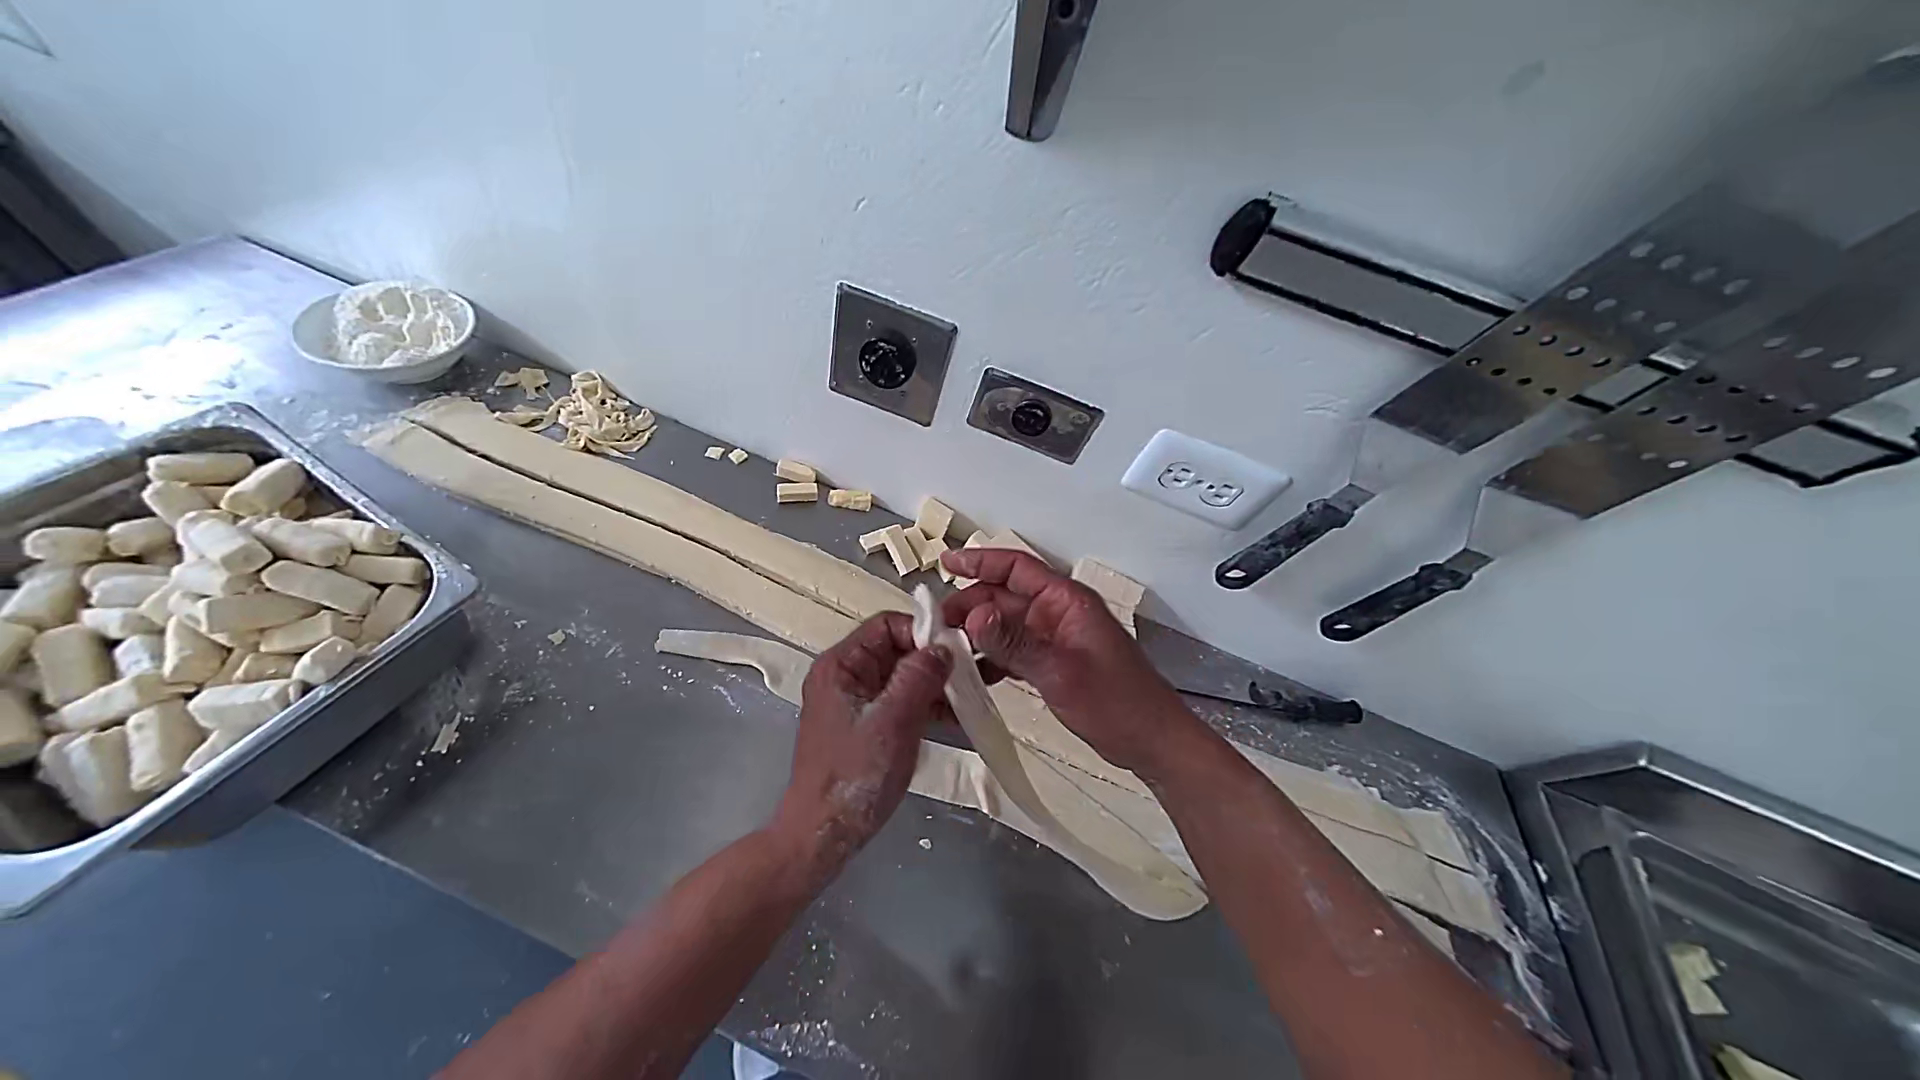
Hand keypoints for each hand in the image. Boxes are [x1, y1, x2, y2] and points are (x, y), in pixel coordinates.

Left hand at [770, 613, 952, 882]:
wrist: (824, 834)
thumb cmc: (855, 773)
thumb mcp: (893, 720)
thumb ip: (919, 677)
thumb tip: (945, 647)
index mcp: (841, 665)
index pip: (886, 626)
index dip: (923, 632)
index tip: (957, 650)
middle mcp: (846, 676)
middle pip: (897, 650)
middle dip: (935, 660)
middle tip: (972, 674)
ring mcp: (857, 703)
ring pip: (903, 678)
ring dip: (936, 685)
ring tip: (971, 697)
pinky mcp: (867, 726)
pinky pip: (902, 703)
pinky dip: (927, 706)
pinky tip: (957, 718)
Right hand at [939, 549, 1206, 780]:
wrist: (1151, 742)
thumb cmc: (1117, 702)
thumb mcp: (1060, 671)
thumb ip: (1014, 642)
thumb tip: (973, 615)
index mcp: (1066, 601)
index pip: (1018, 567)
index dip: (980, 561)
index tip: (947, 563)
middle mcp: (1058, 613)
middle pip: (1005, 596)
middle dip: (971, 605)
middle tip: (937, 624)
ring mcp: (1055, 639)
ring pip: (1006, 625)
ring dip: (978, 633)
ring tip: (946, 648)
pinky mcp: (1052, 663)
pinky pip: (1013, 651)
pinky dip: (992, 658)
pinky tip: (971, 673)